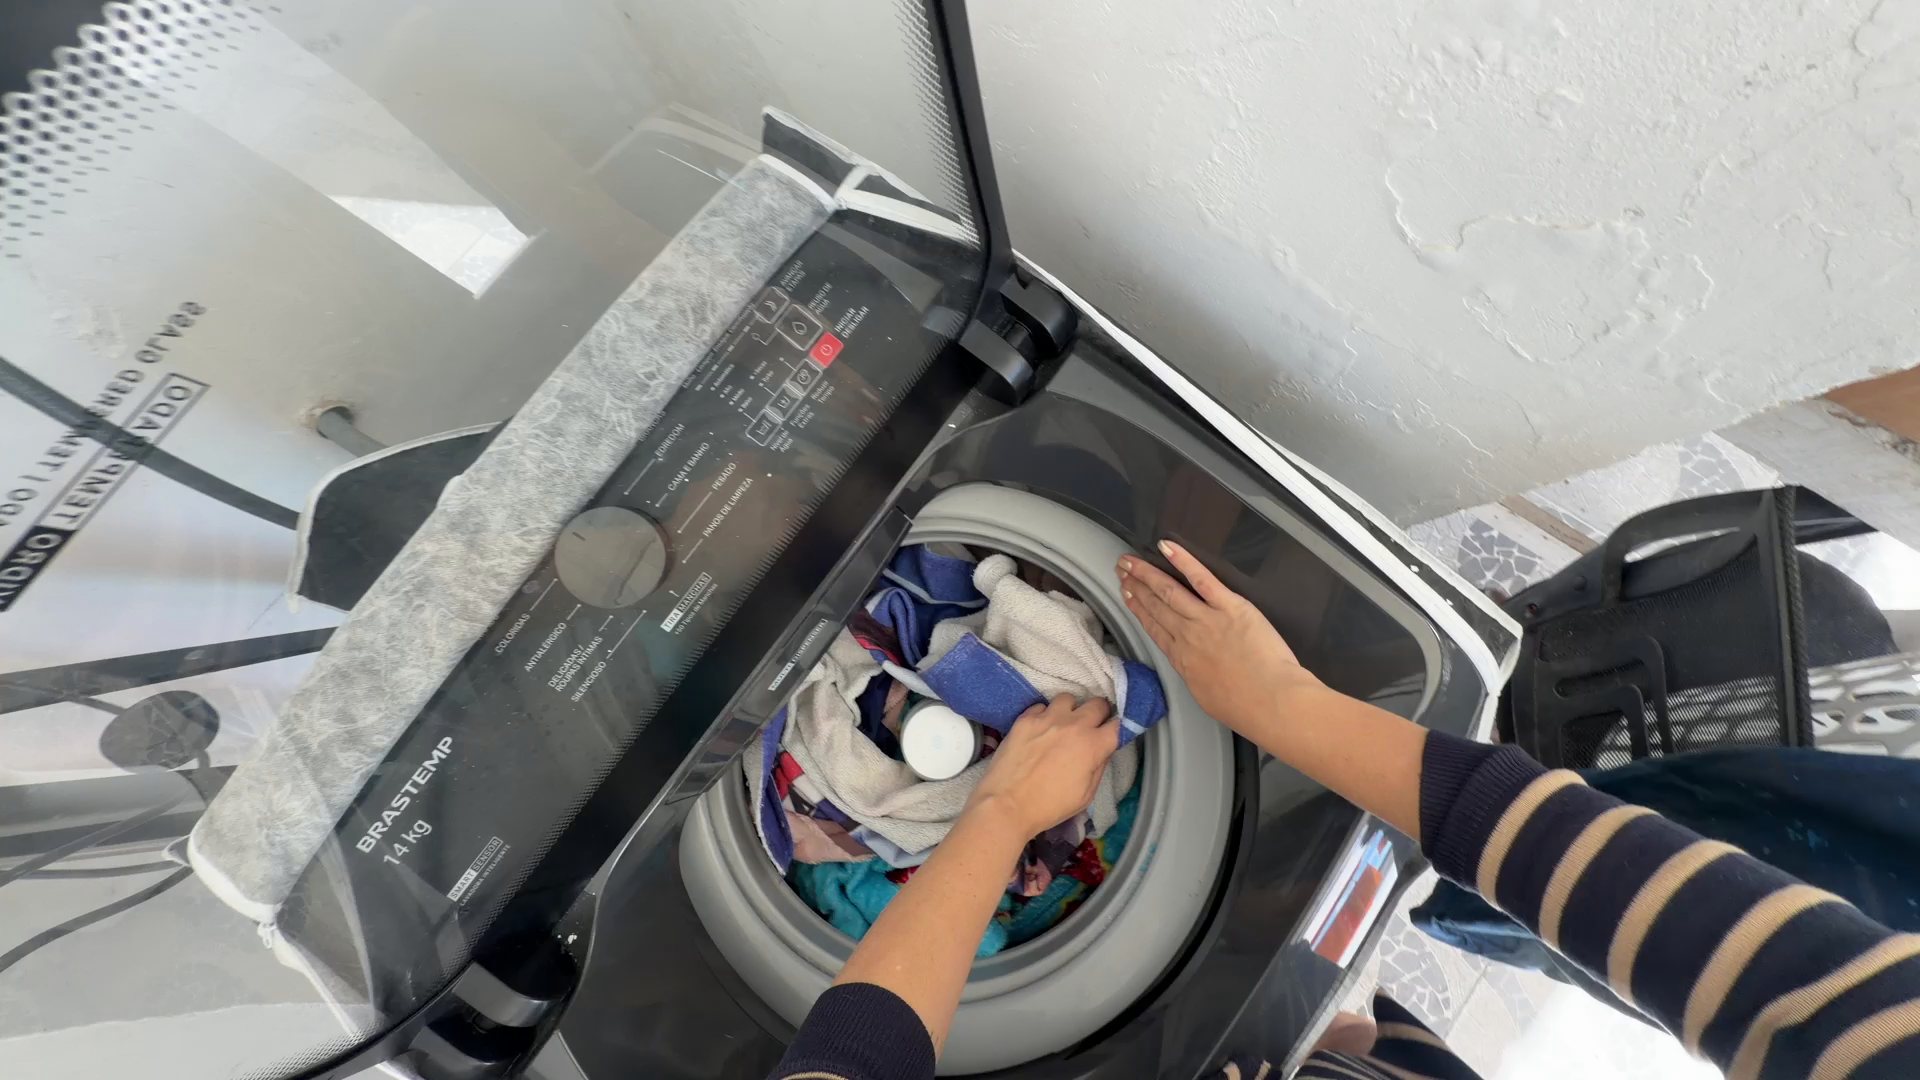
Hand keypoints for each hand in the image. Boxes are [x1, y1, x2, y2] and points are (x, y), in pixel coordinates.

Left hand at [964, 695, 1119, 841]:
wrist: (1007, 804)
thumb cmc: (1050, 806)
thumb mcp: (1086, 795)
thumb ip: (1099, 766)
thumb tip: (1102, 750)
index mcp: (1092, 745)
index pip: (1118, 724)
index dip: (1117, 729)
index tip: (1111, 734)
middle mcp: (1073, 724)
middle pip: (1097, 703)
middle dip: (1099, 714)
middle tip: (1091, 727)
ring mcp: (1047, 717)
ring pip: (1068, 699)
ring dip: (1070, 710)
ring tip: (1063, 724)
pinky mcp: (1025, 718)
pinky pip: (1041, 706)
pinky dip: (1044, 715)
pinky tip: (1040, 730)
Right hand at [1117, 540, 1322, 735]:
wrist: (1270, 701)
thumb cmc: (1244, 707)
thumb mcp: (1205, 695)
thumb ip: (1195, 674)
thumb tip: (1192, 665)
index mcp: (1181, 657)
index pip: (1153, 626)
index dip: (1138, 608)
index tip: (1127, 594)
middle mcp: (1187, 635)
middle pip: (1156, 605)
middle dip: (1136, 585)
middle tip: (1122, 570)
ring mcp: (1207, 618)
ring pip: (1169, 590)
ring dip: (1147, 573)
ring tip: (1131, 560)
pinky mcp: (1230, 606)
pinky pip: (1202, 578)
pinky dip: (1183, 561)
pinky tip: (1167, 547)